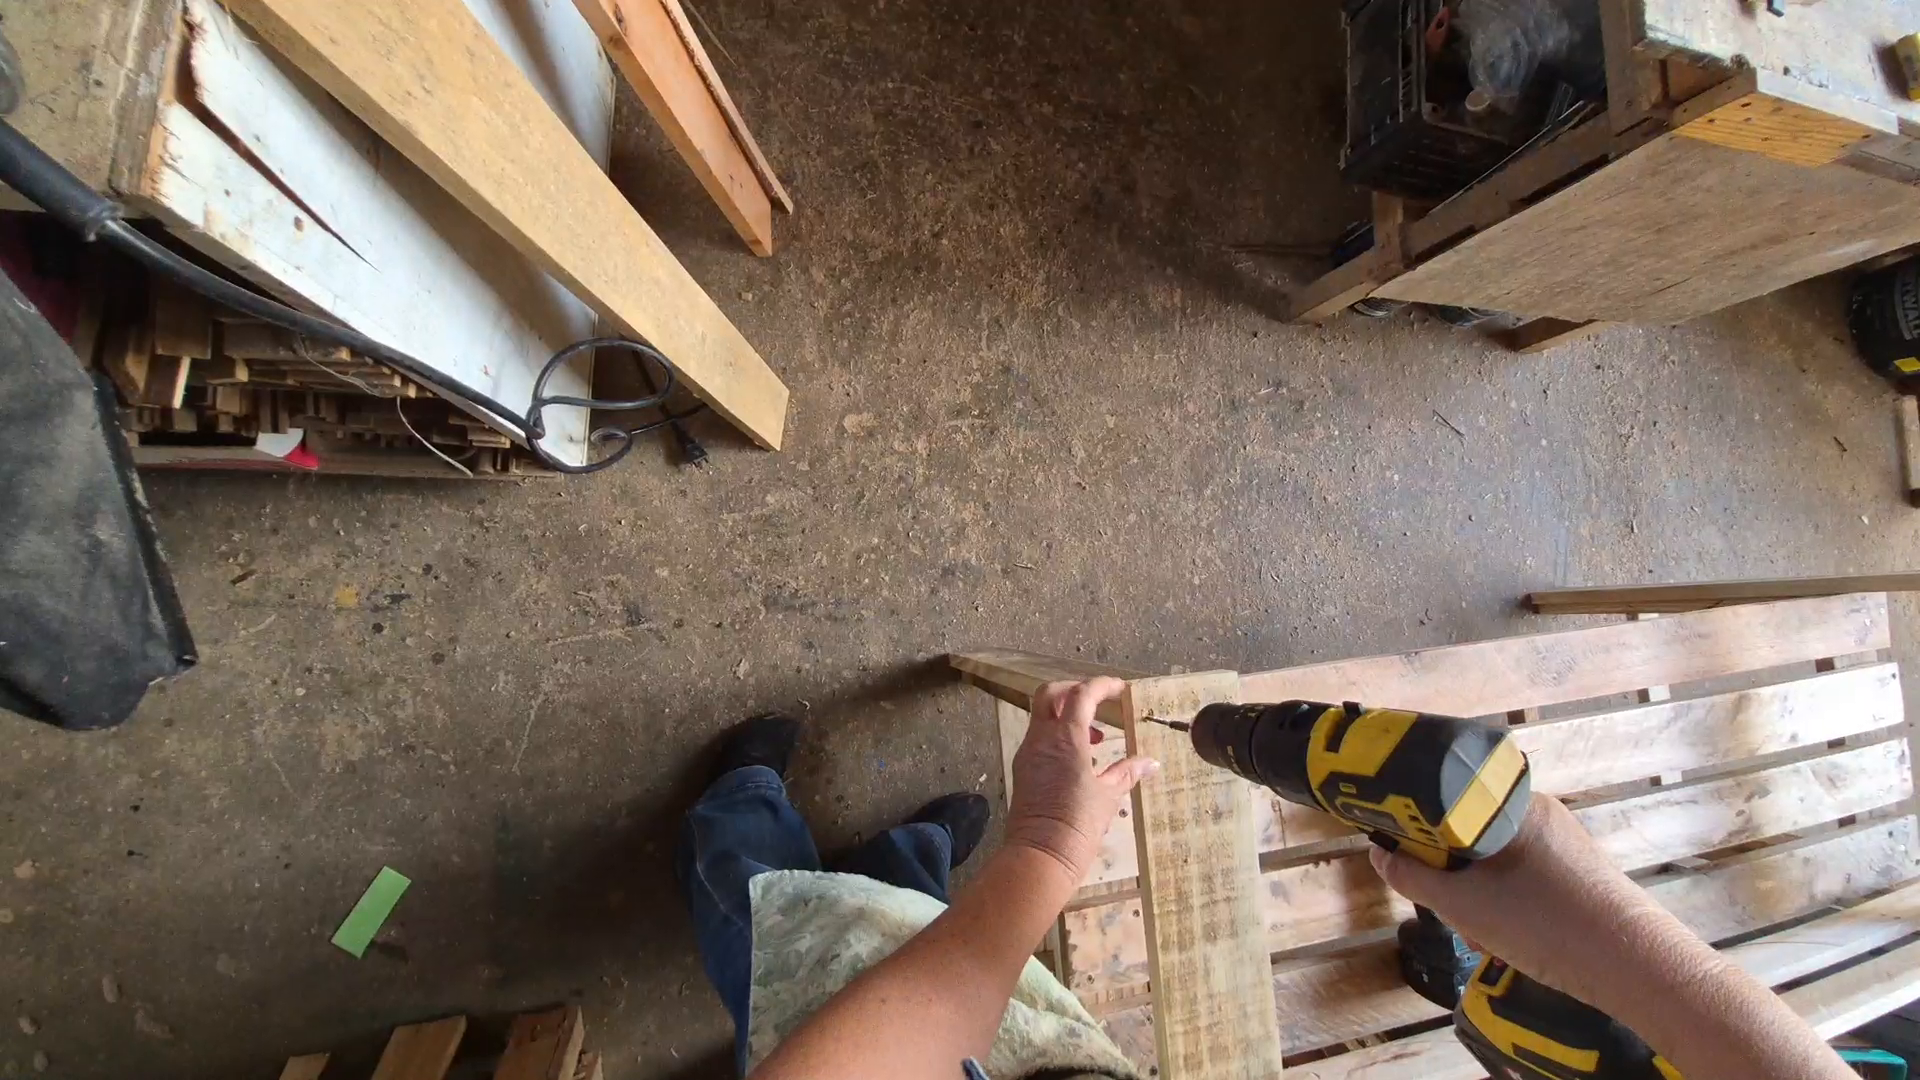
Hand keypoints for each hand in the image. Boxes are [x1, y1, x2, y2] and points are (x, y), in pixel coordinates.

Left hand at [1005, 678, 1159, 882]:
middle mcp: (1042, 738)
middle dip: (1074, 690)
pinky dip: (1058, 734)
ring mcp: (1029, 752)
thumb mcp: (1109, 797)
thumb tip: (1151, 763)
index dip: (1101, 685)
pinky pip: (1039, 737)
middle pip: (1050, 694)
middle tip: (1099, 703)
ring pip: (1042, 715)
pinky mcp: (1023, 767)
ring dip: (1066, 714)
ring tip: (1095, 737)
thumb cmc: (1078, 825)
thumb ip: (1127, 773)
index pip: (1081, 694)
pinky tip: (1078, 757)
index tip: (1119, 688)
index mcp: (1066, 738)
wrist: (1040, 855)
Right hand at [1369, 793, 1702, 1002]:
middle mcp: (1538, 812)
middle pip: (1465, 827)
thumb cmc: (1547, 925)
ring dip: (1474, 890)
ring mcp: (1562, 843)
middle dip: (1446, 868)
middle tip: (1442, 902)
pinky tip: (1505, 937)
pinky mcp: (1580, 873)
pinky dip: (1503, 899)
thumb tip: (1379, 852)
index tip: (1402, 850)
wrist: (1649, 977)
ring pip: (1493, 855)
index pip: (1442, 795)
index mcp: (1511, 803)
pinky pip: (1521, 872)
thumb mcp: (1462, 904)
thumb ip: (1411, 877)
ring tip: (1477, 932)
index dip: (1414, 822)